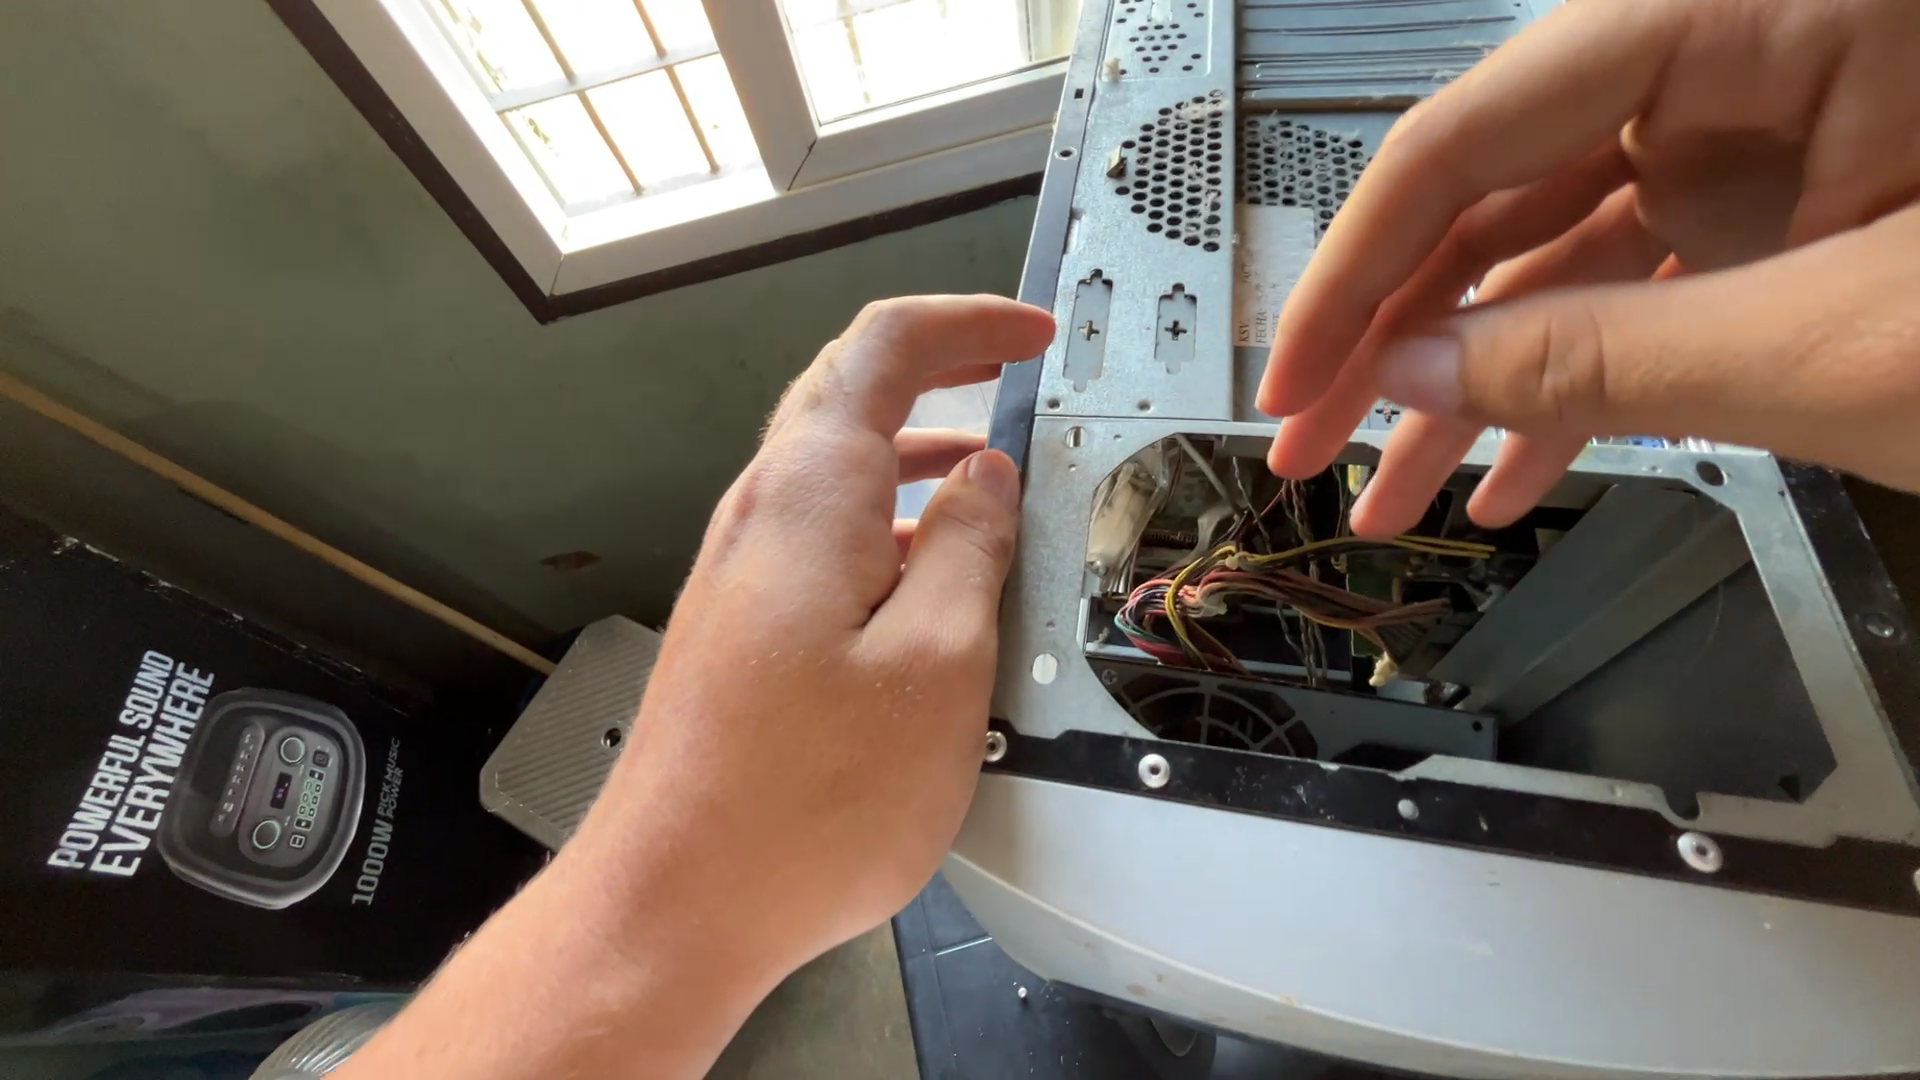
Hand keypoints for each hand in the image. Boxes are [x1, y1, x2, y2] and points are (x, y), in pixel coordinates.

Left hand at [331, 295, 1051, 1079]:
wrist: (677, 902)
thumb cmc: (808, 796)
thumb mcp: (937, 661)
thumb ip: (970, 549)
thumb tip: (986, 480)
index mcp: (814, 498)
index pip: (886, 351)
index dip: (967, 325)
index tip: (1030, 334)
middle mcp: (766, 516)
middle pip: (849, 393)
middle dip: (938, 367)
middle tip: (1006, 369)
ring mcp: (747, 570)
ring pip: (839, 466)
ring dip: (918, 448)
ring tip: (987, 466)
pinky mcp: (746, 622)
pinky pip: (829, 532)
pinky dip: (891, 518)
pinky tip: (931, 569)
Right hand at [1255, 0, 1919, 536]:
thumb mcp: (1848, 343)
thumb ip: (1599, 358)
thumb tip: (1404, 379)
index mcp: (1760, 5)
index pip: (1459, 146)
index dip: (1348, 281)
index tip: (1286, 389)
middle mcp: (1735, 58)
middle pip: (1483, 220)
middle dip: (1388, 358)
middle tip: (1308, 452)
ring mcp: (1762, 144)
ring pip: (1546, 283)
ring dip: (1461, 405)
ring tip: (1388, 504)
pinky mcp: (1783, 219)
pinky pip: (1632, 309)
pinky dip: (1568, 403)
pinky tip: (1505, 484)